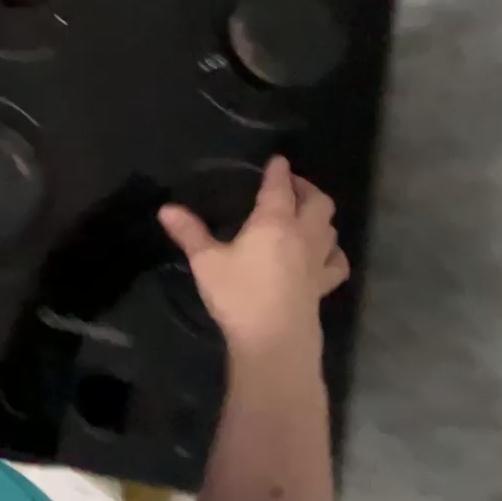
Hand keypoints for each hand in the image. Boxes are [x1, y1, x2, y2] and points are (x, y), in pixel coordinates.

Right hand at [158, 156, 349, 357]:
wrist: (274, 339)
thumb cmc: (238, 294)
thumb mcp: (205, 261)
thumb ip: (188, 232)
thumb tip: (166, 208)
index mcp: (273, 223)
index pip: (279, 189)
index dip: (278, 172)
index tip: (277, 160)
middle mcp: (303, 235)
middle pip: (318, 202)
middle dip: (305, 187)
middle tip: (290, 183)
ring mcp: (318, 261)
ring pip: (330, 227)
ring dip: (319, 213)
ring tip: (305, 211)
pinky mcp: (323, 284)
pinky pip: (335, 259)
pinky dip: (330, 247)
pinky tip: (321, 251)